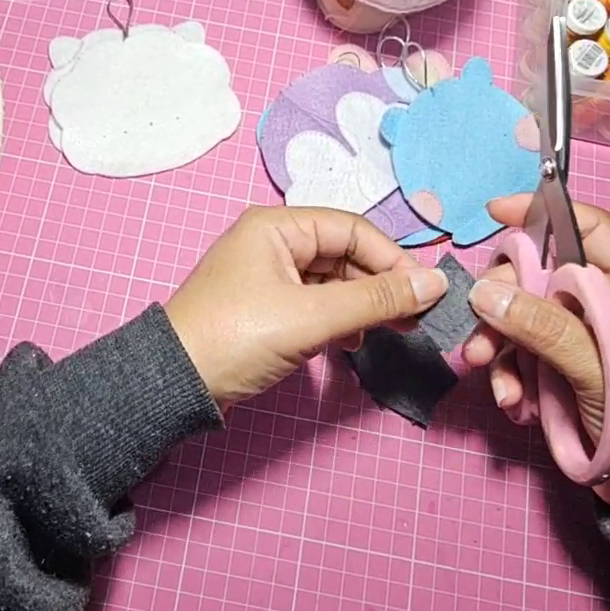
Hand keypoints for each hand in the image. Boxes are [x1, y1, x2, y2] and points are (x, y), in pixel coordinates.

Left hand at [166, 206, 449, 407]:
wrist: (175, 384)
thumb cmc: (237, 337)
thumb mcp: (312, 316)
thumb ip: (375, 299)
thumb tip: (434, 283)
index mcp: (277, 227)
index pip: (352, 229)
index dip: (392, 259)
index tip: (426, 292)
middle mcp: (273, 243)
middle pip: (345, 254)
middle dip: (381, 285)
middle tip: (416, 317)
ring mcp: (268, 276)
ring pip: (333, 281)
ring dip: (363, 305)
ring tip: (391, 331)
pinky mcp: (267, 307)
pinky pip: (316, 303)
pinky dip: (339, 320)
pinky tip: (352, 342)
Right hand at [464, 198, 609, 524]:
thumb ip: (550, 332)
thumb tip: (487, 292)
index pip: (590, 232)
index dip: (544, 214)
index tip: (494, 212)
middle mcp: (606, 307)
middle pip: (539, 276)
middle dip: (504, 303)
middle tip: (480, 334)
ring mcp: (581, 339)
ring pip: (520, 317)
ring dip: (501, 349)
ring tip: (502, 387)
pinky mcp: (561, 370)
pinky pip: (520, 356)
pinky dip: (510, 377)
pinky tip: (517, 406)